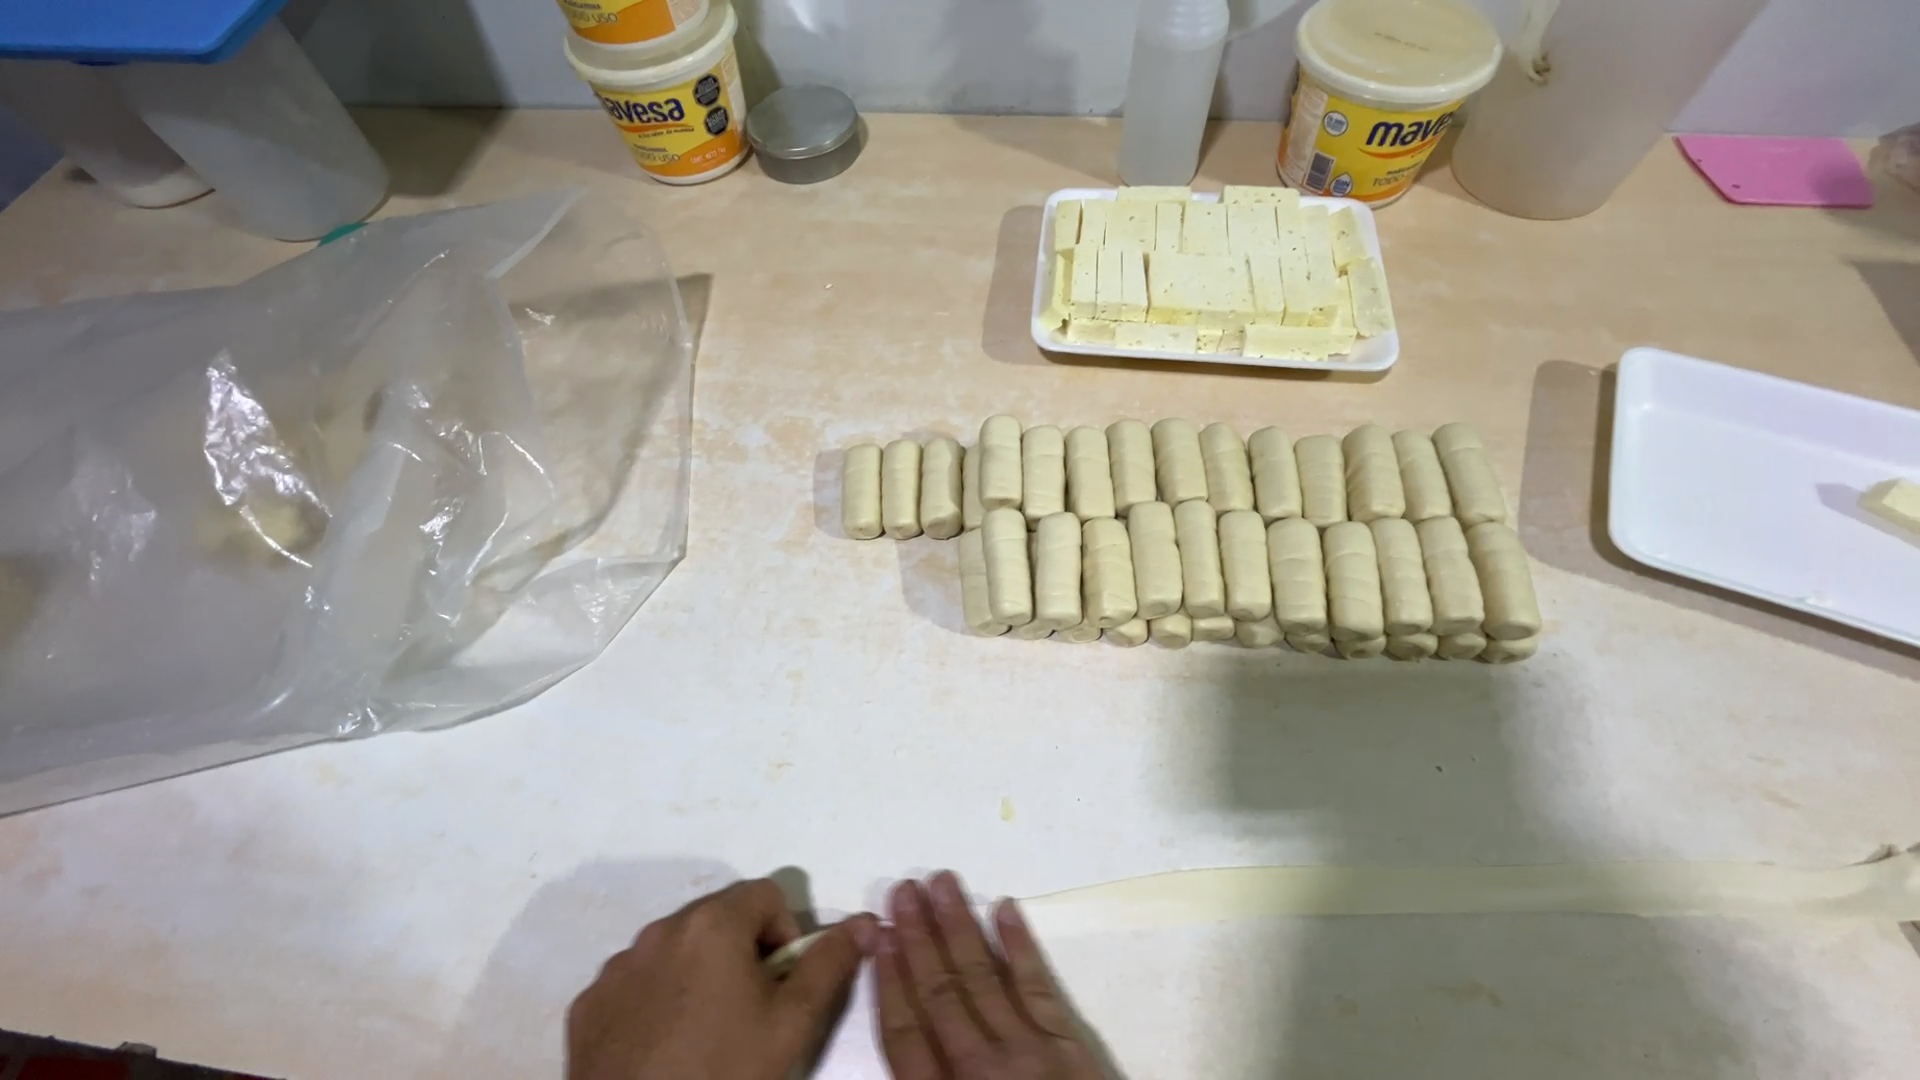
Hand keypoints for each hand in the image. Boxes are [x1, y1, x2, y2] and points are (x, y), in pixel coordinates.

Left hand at [566, 878, 876, 1079]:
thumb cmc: (723, 1071)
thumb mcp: (792, 1023)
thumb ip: (829, 963)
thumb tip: (863, 920)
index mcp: (713, 922)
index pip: (767, 895)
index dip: (785, 936)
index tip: (780, 986)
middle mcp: (660, 928)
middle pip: (721, 917)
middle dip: (742, 952)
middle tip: (749, 1011)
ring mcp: (617, 966)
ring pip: (677, 948)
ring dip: (699, 973)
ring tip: (705, 1031)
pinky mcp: (587, 1003)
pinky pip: (636, 981)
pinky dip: (656, 999)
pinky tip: (663, 1046)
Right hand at [877, 872, 1107, 1079]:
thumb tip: (904, 1046)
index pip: (905, 1035)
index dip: (890, 981)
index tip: (881, 936)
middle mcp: (979, 1069)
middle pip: (940, 994)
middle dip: (920, 938)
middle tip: (905, 888)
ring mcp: (1028, 1052)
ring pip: (982, 977)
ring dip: (959, 926)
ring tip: (942, 881)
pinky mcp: (1069, 1044)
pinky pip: (1038, 985)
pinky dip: (1020, 945)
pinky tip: (1005, 908)